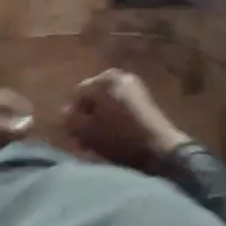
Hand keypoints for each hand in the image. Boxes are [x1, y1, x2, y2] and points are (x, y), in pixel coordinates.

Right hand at [64, 69, 191, 170]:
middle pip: (93, 96)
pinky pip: (121, 104)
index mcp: (103, 79)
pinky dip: (115, 116)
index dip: (73, 115)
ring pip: (107, 100)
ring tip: (102, 137)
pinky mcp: (145, 97)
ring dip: (102, 116)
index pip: (77, 95)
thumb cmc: (119, 138)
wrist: (161, 150)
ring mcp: (134, 85)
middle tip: (87, 136)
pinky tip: (117, 134)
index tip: (75, 135)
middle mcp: (118, 75)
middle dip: (88, 114)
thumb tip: (64, 113)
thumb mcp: (87, 132)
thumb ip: (70, 120)